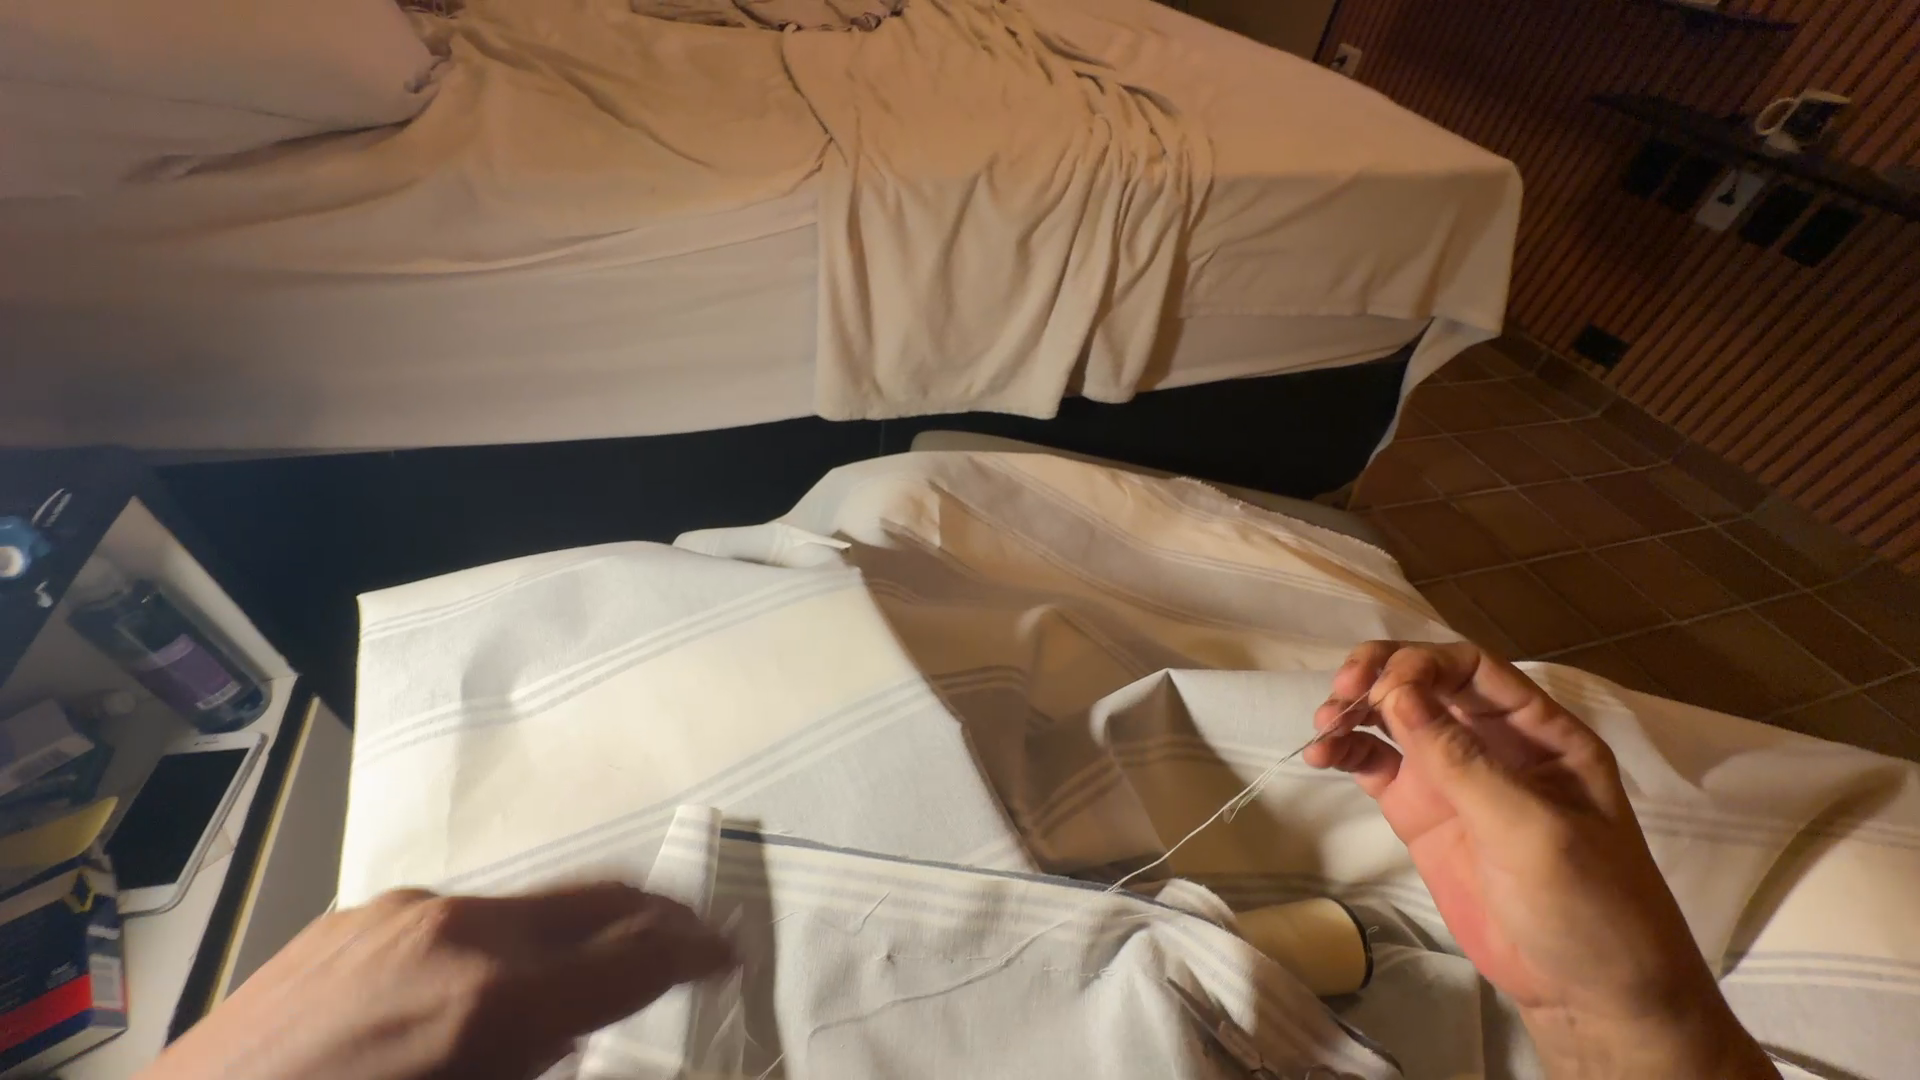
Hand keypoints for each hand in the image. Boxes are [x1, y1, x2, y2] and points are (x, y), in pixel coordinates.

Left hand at [140, 883, 734, 1079]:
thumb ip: (549, 1057)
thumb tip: (583, 1029)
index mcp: (489, 1001)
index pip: (635, 953)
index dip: (697, 949)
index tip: (729, 953)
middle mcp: (457, 931)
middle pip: (601, 899)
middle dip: (660, 916)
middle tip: (693, 941)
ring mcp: (402, 912)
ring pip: (534, 907)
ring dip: (576, 937)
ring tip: (580, 986)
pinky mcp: (358, 914)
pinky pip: (463, 918)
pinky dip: (502, 946)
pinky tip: (475, 995)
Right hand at [1305, 641, 1775, 1078]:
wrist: (1586, 996)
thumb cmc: (1588, 906)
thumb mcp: (1531, 829)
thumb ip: (1460, 759)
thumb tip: (1394, 692)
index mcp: (1536, 731)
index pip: (1469, 667)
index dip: (1420, 663)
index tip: (1380, 689)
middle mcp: (1488, 739)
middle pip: (1422, 679)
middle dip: (1376, 676)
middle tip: (1341, 693)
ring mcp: (1448, 773)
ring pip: (1389, 715)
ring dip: (1352, 709)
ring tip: (1323, 728)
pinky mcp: (1416, 806)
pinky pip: (1372, 759)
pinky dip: (1343, 749)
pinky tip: (1320, 755)